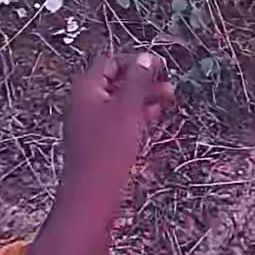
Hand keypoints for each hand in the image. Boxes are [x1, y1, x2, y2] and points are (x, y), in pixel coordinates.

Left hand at [57, 53, 173, 220]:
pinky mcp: (99, 140)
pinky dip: (137, 113)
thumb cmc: (108, 148)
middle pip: (116, 80)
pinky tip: (155, 115)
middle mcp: (85, 102)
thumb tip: (146, 58)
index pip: (111, 62)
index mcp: (86, 89)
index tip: (160, 65)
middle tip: (167, 82)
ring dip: (144, 96)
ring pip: (120, 100)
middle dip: (143, 79)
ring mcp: (91, 122)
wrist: (92, 196)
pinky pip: (119, 118)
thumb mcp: (127, 108)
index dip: (136, 61)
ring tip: (169, 97)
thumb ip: (137, 80)